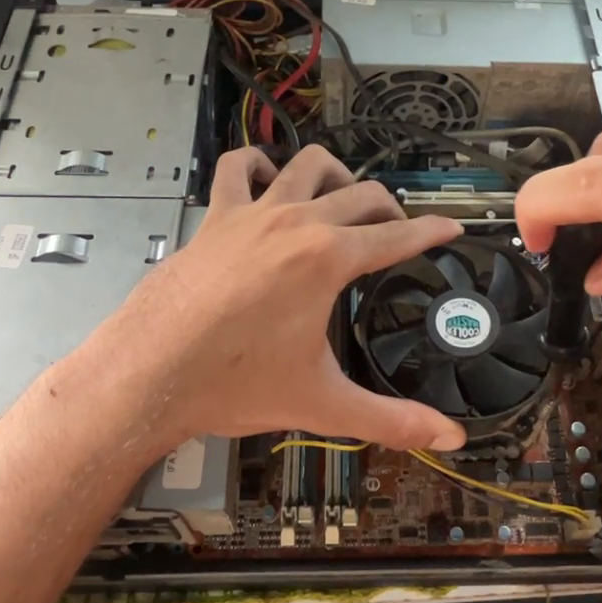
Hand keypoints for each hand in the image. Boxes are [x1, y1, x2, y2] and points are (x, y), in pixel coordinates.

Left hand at [94, 145, 467, 450]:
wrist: (150, 374)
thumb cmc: (235, 385)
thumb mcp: (322, 404)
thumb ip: (392, 420)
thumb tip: (451, 438)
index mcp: (328, 258)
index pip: (397, 236)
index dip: (431, 231)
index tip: (451, 226)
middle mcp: (296, 222)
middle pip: (361, 193)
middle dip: (390, 207)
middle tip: (398, 230)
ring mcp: (251, 214)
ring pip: (306, 163)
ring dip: (335, 173)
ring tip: (343, 198)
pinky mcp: (214, 218)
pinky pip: (237, 169)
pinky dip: (258, 165)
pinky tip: (267, 182)